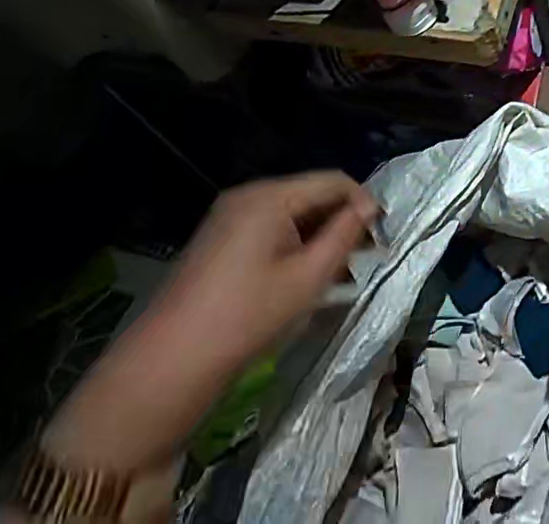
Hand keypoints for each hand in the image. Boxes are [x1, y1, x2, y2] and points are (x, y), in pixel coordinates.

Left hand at [41, 173, 378, 476]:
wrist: (166, 367)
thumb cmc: (247, 316)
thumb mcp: (310, 276)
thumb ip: (345, 234)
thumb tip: (368, 209)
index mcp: (270, 197)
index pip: (335, 181)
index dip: (364, 203)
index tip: (383, 235)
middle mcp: (248, 195)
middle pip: (313, 194)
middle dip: (344, 220)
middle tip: (369, 253)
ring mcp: (229, 216)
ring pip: (295, 213)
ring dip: (323, 235)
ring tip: (345, 270)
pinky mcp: (220, 239)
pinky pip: (272, 228)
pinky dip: (297, 244)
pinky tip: (311, 275)